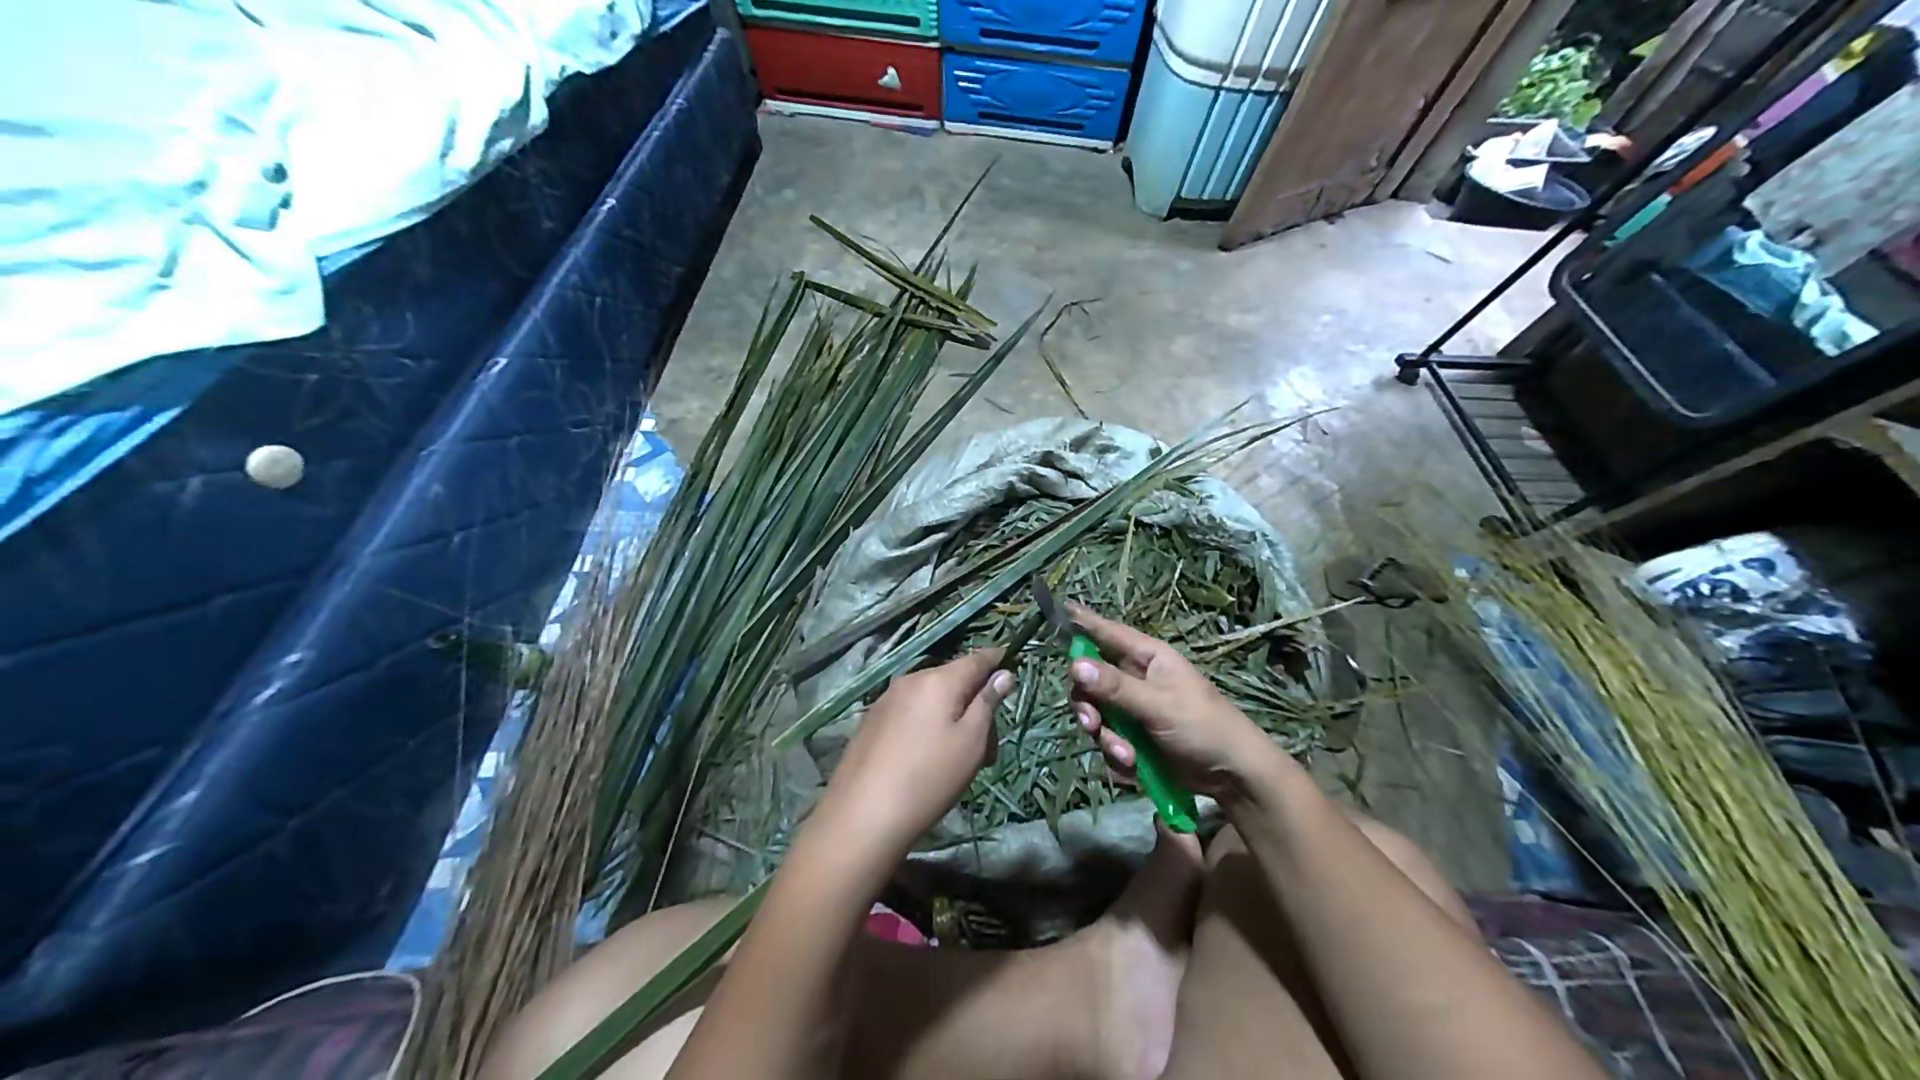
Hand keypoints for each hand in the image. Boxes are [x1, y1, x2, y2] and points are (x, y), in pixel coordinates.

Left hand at [816, 649, 1012, 856]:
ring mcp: (886, 700)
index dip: (997, 660)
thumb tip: (1002, 674)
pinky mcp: (872, 721)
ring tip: (959, 761)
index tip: (1014, 665)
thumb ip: (987, 703)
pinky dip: (929, 725)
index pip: (976, 658)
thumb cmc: (928, 778)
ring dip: (953, 718)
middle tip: (989, 750)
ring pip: (932, 698)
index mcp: (938, 680)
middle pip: (954, 680)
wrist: (862, 816)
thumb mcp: (971, 743)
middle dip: (976, 704)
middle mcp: (910, 680)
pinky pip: (912, 712)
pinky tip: (927, 759)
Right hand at [1066, 604, 1294, 802]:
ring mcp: (1134, 709)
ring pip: (1096, 714)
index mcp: (1147, 658)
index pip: (1107, 632)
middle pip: (1090, 680)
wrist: (1231, 775)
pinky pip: (1108, 739)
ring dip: (1105, 736)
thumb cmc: (1202, 726)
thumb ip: (1115, 686)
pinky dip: (1116, 754)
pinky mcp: (1134, 737)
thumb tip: (1075, 665)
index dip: (1083, 622)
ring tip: (1125, 754)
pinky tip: (1133, 766)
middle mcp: (1136, 679)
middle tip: (1091, 723)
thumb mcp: (1158, 705)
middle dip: (1088, 705)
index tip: (1058, 611)